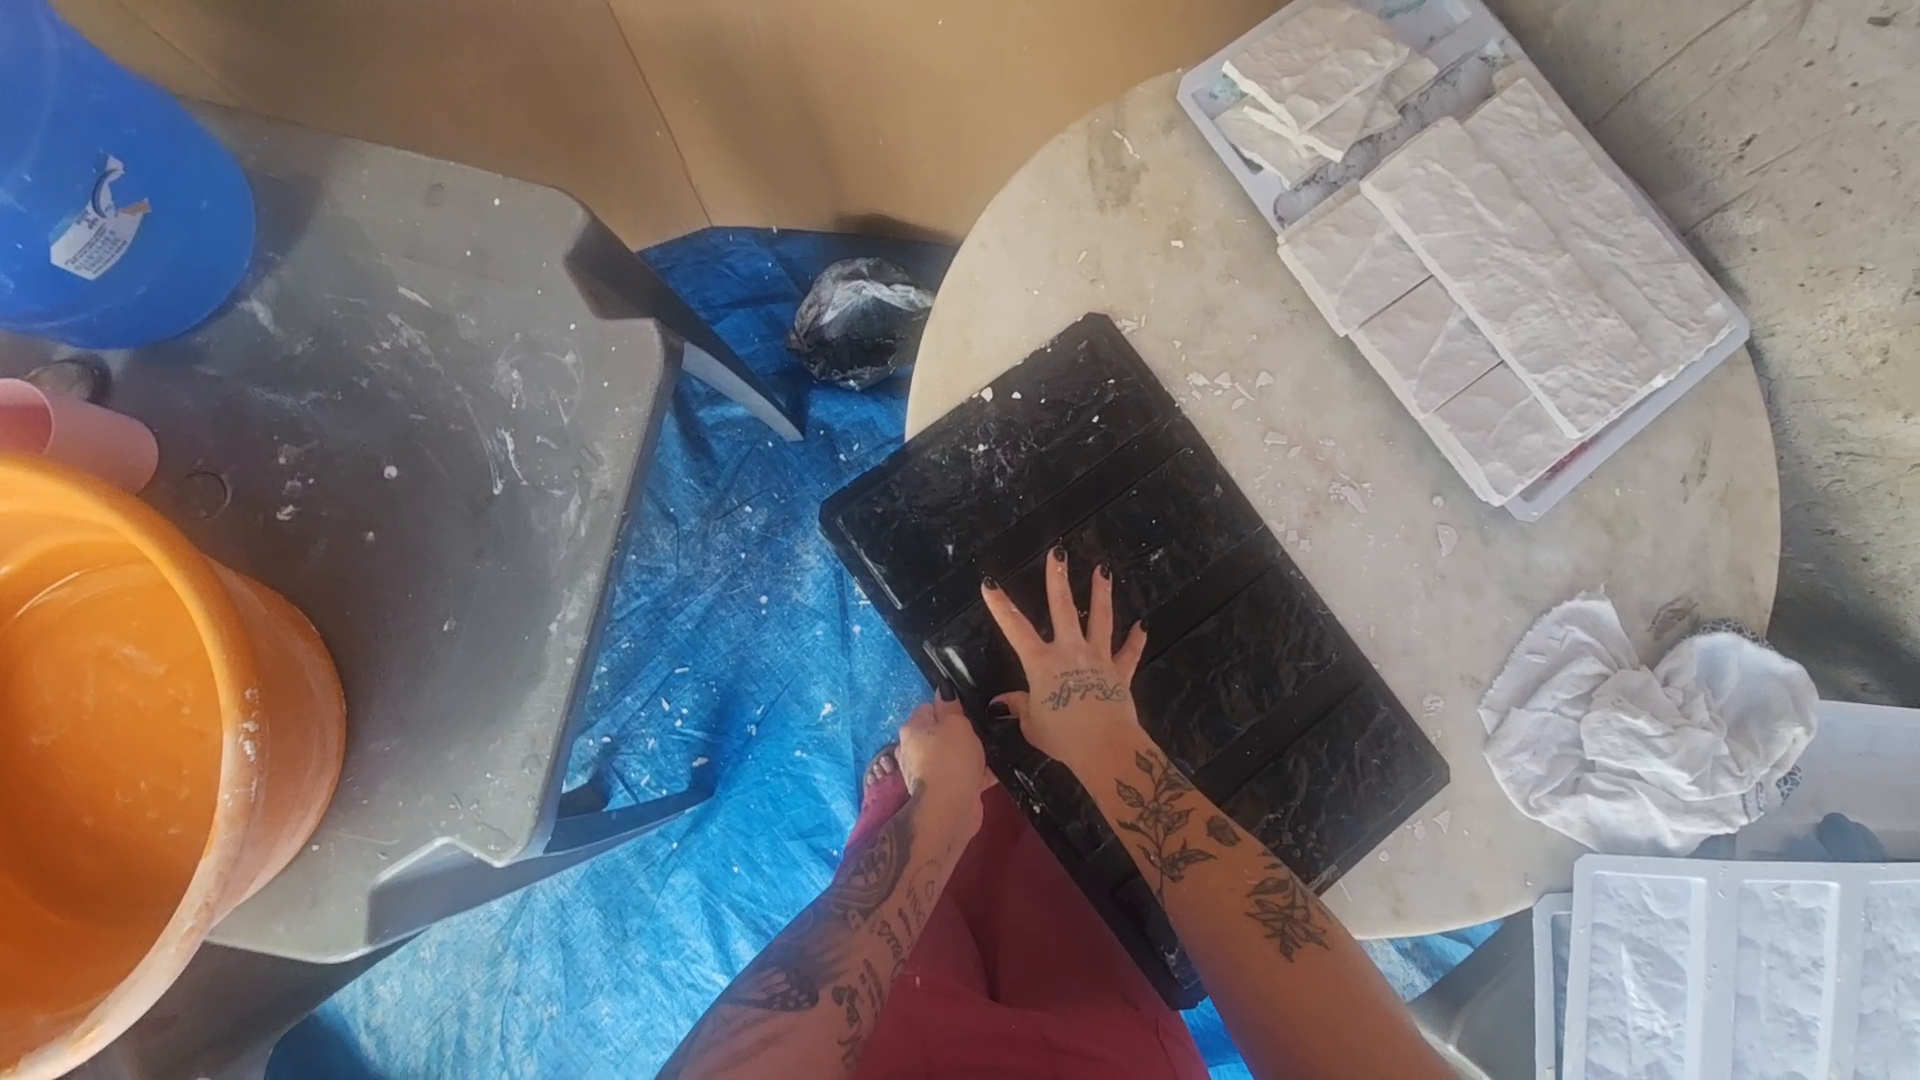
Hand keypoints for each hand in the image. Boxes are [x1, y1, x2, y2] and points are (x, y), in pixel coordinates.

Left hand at [896, 690, 988, 838]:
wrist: (950, 809)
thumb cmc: (951, 759)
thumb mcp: (956, 723)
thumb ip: (951, 706)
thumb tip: (943, 690)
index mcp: (912, 729)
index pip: (928, 708)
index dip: (949, 708)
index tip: (967, 713)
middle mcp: (912, 750)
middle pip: (940, 733)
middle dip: (960, 734)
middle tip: (981, 733)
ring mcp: (925, 774)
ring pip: (951, 756)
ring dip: (969, 756)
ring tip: (990, 753)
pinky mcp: (940, 792)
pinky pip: (960, 776)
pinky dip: (974, 775)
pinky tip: (993, 773)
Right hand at [980, 548, 1146, 773]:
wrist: (1104, 746)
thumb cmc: (1062, 737)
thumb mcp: (1032, 724)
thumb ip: (1018, 707)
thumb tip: (1000, 703)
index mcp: (1041, 663)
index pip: (1015, 628)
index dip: (1000, 606)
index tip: (989, 583)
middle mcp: (1069, 651)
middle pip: (1062, 607)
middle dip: (1058, 577)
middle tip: (1059, 552)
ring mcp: (1098, 659)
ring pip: (1100, 619)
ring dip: (1100, 594)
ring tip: (1103, 571)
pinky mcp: (1120, 673)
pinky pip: (1129, 653)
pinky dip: (1136, 640)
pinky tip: (1142, 626)